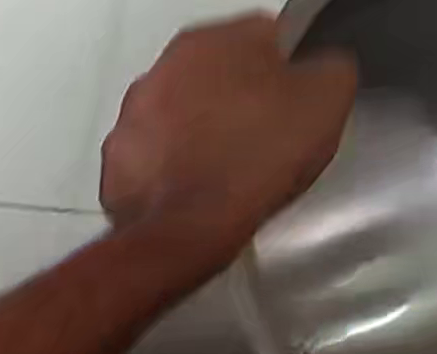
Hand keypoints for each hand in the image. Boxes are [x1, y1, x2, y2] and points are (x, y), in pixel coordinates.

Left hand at [100, 12, 356, 262]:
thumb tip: (309, 74)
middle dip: (225, 106)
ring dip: (187, 142)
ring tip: (215, 173)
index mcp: (205, 41)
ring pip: (168, 127)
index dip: (277, 75)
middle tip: (249, 142)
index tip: (282, 107)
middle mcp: (152, 78)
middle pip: (203, 85)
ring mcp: (123, 130)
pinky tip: (184, 195)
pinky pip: (144, 170)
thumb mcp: (328, 92)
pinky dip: (161, 178)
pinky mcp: (108, 177)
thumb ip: (320, 67)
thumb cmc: (253, 158)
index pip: (256, 41)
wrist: (189, 229)